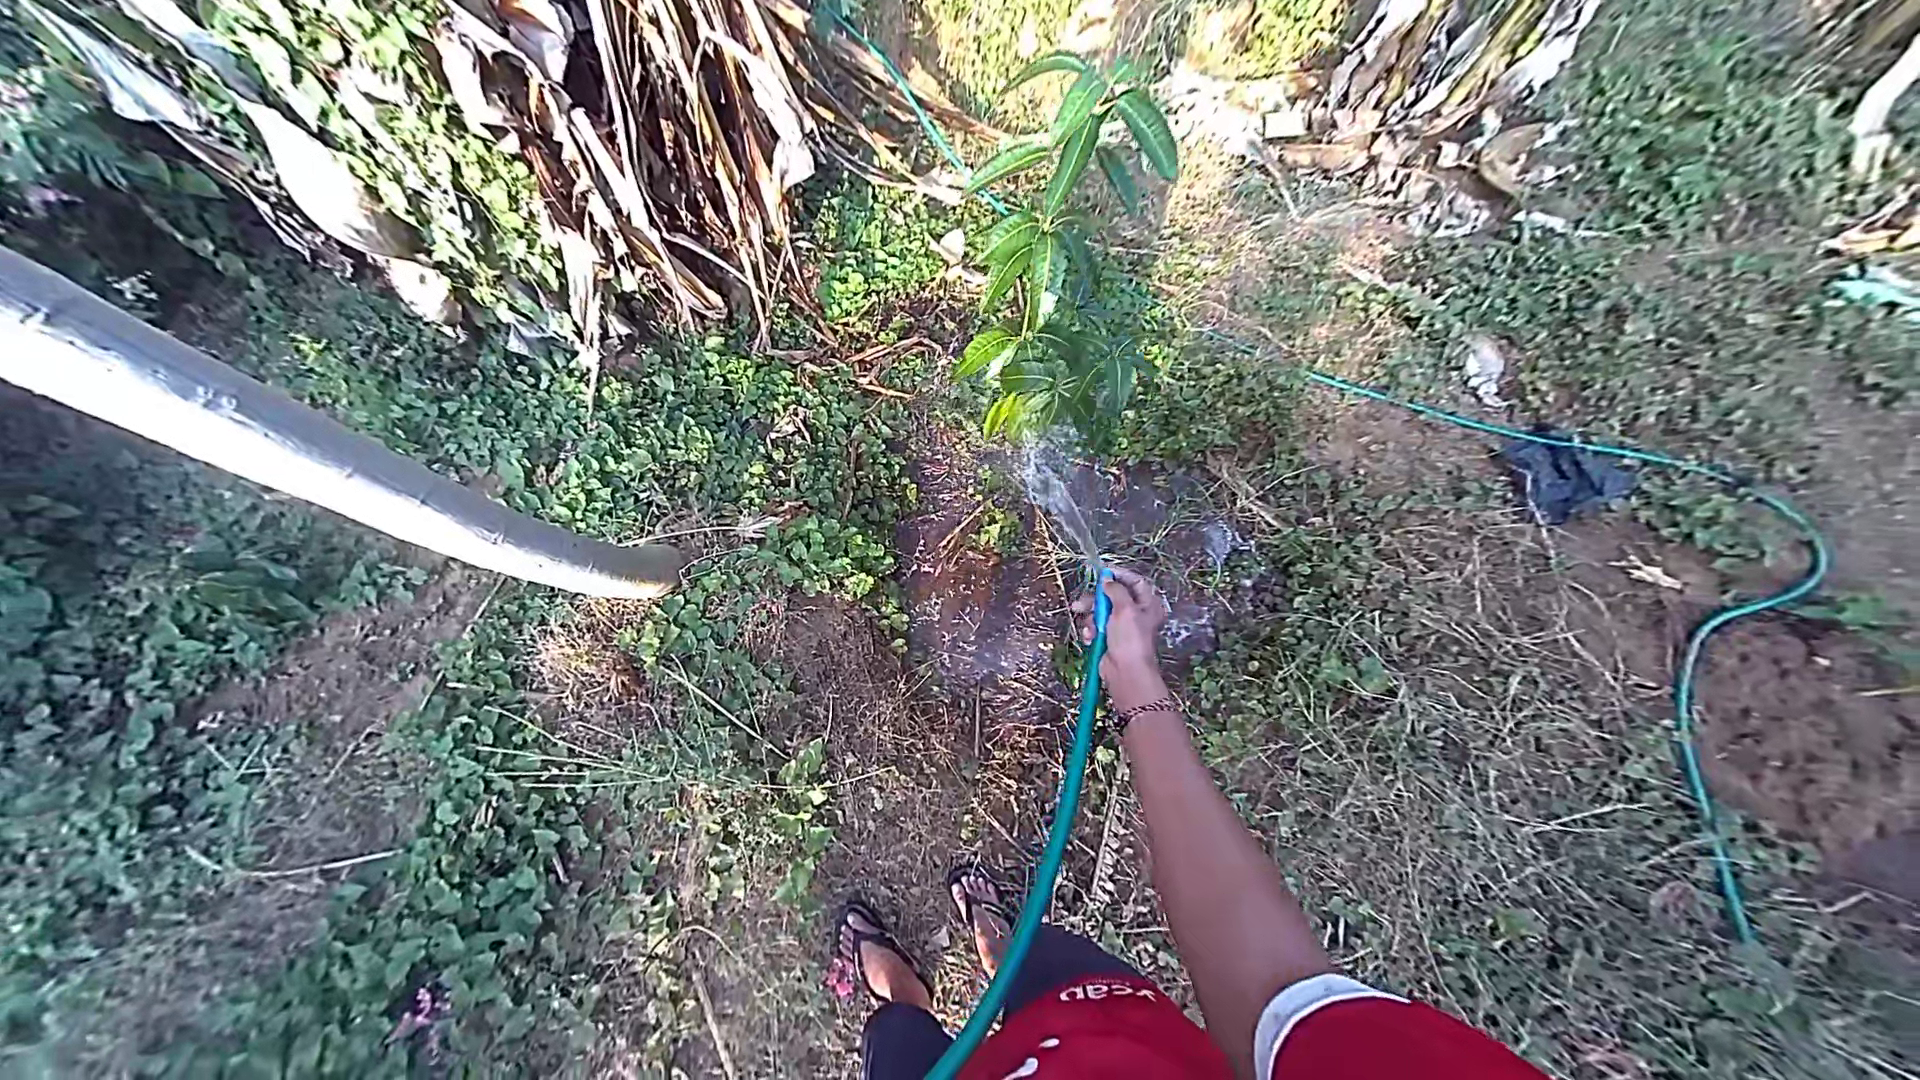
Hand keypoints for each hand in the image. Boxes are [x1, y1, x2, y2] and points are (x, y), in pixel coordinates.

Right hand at [1071, 565, 1168, 709]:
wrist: (1125, 671)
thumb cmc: (1130, 639)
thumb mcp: (1124, 609)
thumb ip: (1115, 590)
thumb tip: (1107, 579)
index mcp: (1147, 604)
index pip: (1134, 582)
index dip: (1119, 575)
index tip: (1102, 573)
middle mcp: (1136, 613)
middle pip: (1113, 596)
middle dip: (1096, 600)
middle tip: (1082, 603)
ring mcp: (1122, 626)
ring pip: (1101, 611)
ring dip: (1091, 617)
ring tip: (1088, 627)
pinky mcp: (1110, 638)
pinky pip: (1096, 626)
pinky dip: (1091, 630)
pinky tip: (1091, 637)